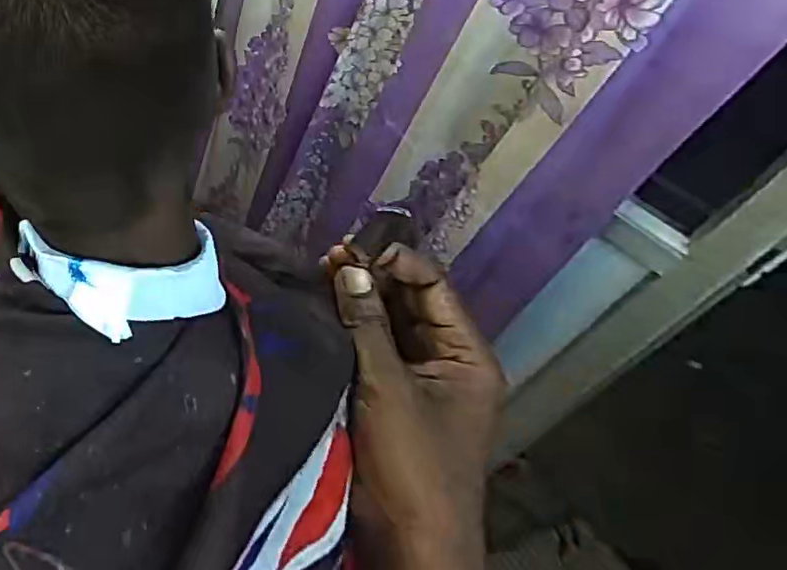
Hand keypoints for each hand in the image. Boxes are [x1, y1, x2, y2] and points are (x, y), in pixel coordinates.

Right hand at [325, 242, 504, 569]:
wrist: (408, 538)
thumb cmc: (412, 461)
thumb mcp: (388, 386)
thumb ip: (368, 322)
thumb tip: (349, 266)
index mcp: (466, 356)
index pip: (434, 287)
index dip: (396, 261)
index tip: (353, 247)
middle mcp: (445, 358)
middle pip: (409, 299)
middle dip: (371, 273)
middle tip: (329, 254)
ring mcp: (416, 373)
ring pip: (386, 317)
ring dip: (356, 293)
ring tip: (320, 268)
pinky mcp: (387, 386)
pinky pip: (371, 339)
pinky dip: (348, 318)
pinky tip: (321, 299)